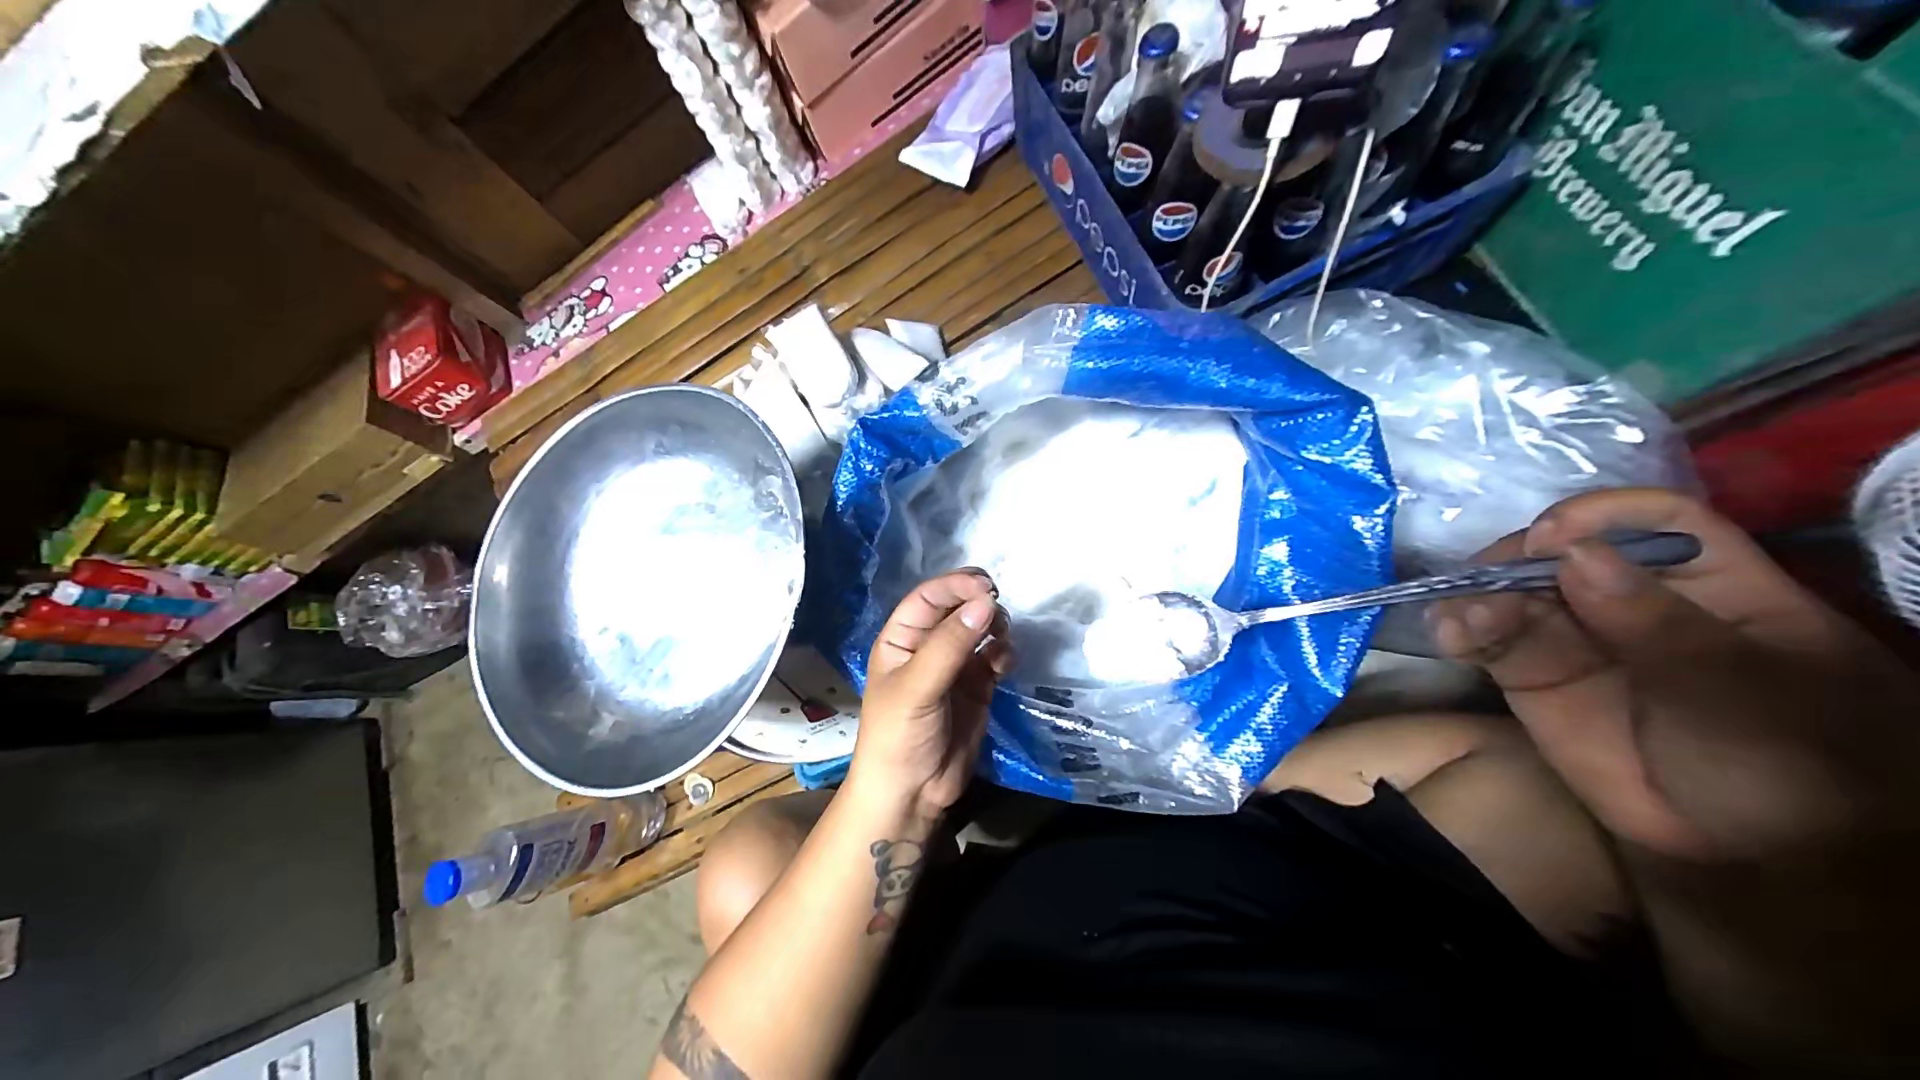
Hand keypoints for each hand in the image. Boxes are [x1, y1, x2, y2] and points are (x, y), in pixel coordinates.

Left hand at [851, 569, 1012, 823]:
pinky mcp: (978, 687)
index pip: (929, 597)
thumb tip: (985, 603)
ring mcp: (955, 667)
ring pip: (980, 630)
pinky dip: (1004, 653)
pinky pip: (995, 658)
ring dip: (995, 626)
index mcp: (902, 639)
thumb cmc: (898, 735)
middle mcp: (928, 646)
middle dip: (979, 603)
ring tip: (1002, 638)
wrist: (912, 793)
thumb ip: (951, 645)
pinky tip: (1005, 663)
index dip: (955, 586)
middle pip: (958, 608)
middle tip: (999, 609)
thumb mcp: (917, 687)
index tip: (986, 586)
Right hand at [1429, 489, 1919, 861]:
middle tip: (1490, 585)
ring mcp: (1572, 634)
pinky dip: (1459, 629)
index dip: (1601, 516)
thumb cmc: (1792, 761)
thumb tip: (1575, 556)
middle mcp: (1627, 597)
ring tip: (1465, 621)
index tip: (1553, 537)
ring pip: (1510, 592)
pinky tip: (1451, 635)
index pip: (1652, 521)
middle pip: (1559, 551)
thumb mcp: (1744, 690)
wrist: (1752, 851)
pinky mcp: (1527, 672)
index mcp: (1707, 582)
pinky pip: (1484, 638)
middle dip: (1517, 560)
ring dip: (1477, 595)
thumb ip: (1660, 624)